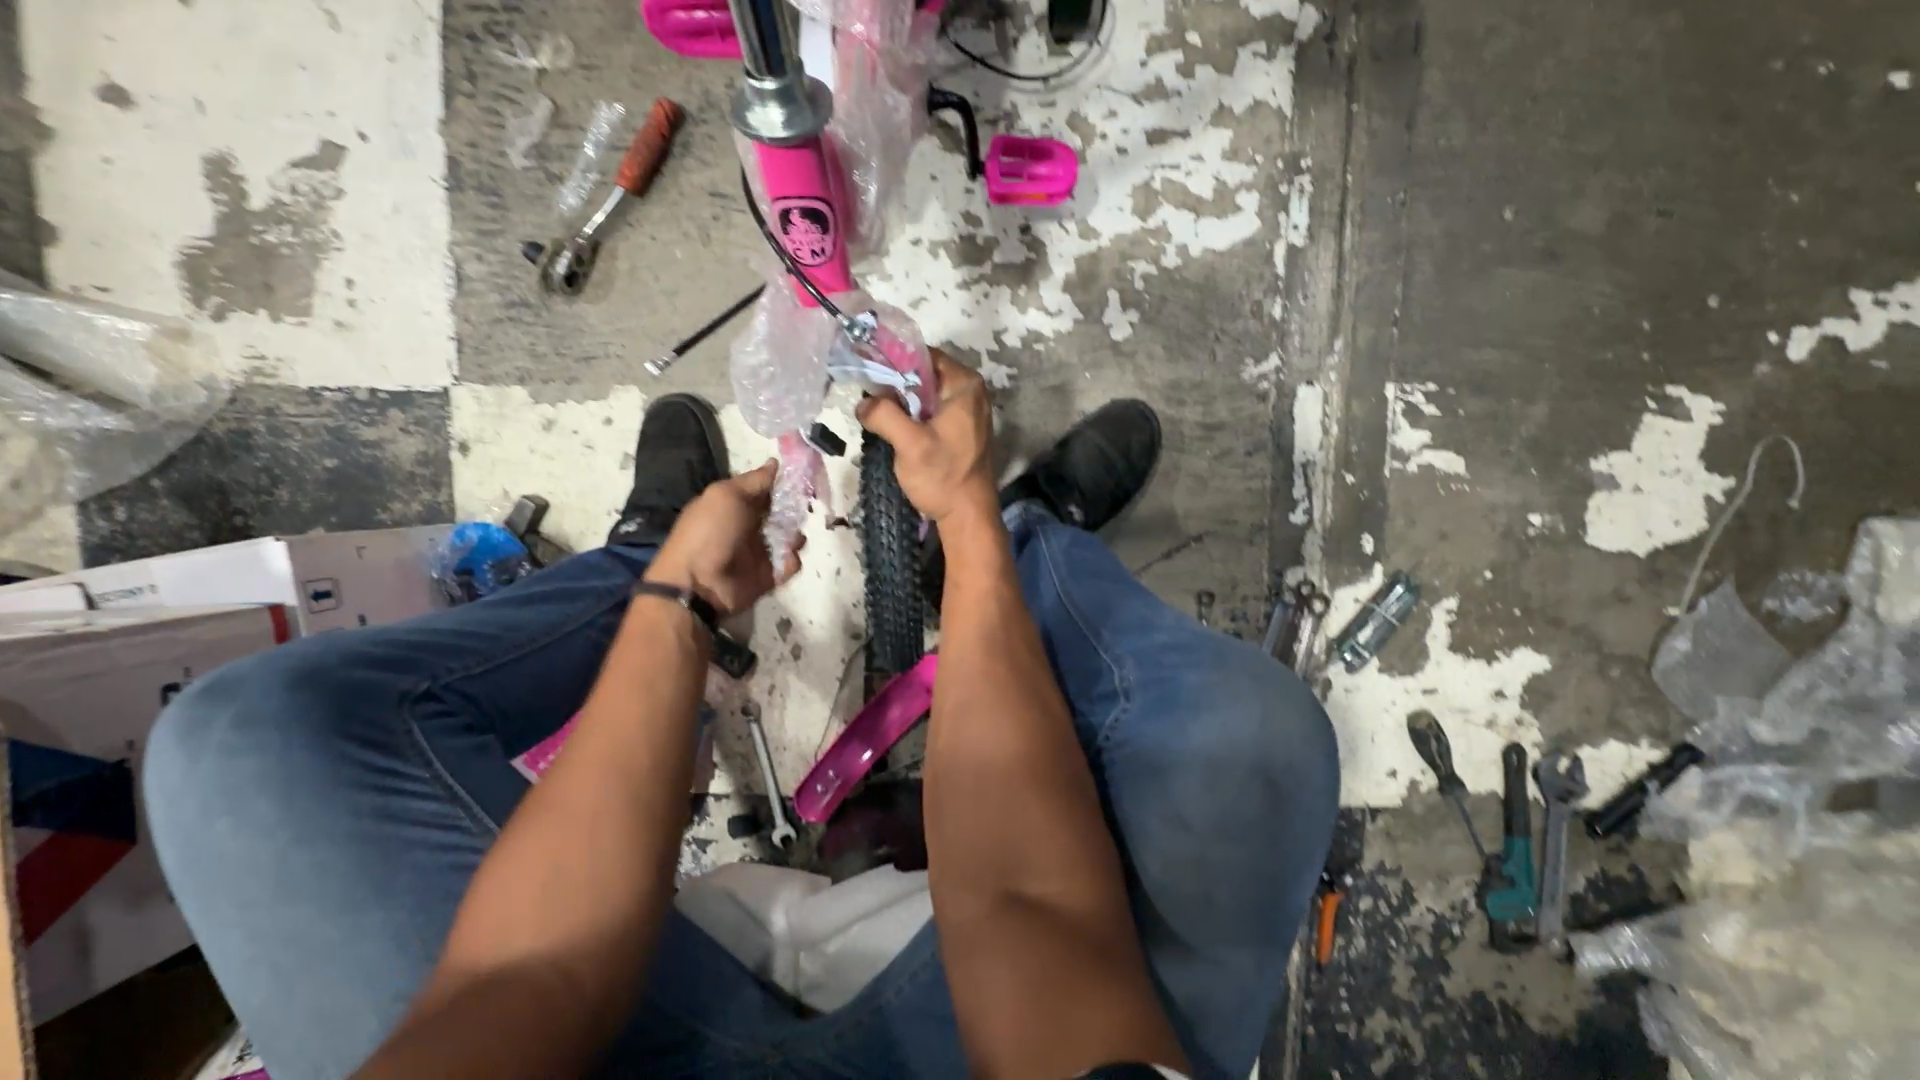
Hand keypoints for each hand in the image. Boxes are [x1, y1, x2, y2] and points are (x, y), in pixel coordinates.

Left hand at [643, 461, 797, 616]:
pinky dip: (792, 560)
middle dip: (796, 508)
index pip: (766, 489)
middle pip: (782, 512)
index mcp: (735, 504)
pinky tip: (786, 557)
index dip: (784, 482)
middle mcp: (748, 525)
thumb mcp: (726, 495)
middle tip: (804, 507)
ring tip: (792, 537)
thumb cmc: (709, 532)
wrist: (698, 584)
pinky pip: (789, 564)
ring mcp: (759, 551)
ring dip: (796, 534)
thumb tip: (776, 462)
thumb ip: (754, 480)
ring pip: (790, 537)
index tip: (803, 476)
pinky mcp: (768, 575)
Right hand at [856, 350, 996, 526]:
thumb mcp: (909, 443)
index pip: (922, 355)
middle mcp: (970, 392)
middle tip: (868, 399)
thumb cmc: (943, 477)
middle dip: (895, 386)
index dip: (893, 362)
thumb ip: (884, 415)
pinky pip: (931, 412)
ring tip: (876, 415)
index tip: (867, 374)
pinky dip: (913, 417)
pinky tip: (894, 430)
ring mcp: (968, 412)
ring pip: (925, 395)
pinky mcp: (961, 430)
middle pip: (923, 375)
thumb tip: (862, 402)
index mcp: (964, 385)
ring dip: (901, 404)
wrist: (968, 517)